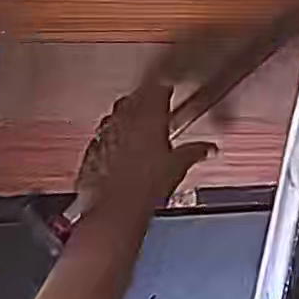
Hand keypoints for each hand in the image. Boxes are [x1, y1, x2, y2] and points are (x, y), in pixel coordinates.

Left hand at [75, 82, 216, 220]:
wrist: (115, 210)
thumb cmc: (145, 186)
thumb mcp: (178, 166)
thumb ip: (195, 152)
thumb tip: (208, 149)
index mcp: (148, 119)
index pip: (156, 92)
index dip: (163, 89)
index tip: (167, 89)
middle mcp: (123, 123)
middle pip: (131, 99)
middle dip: (141, 99)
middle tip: (150, 104)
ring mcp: (104, 136)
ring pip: (113, 116)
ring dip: (123, 117)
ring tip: (133, 125)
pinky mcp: (90, 153)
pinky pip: (99, 137)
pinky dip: (108, 139)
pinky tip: (115, 149)